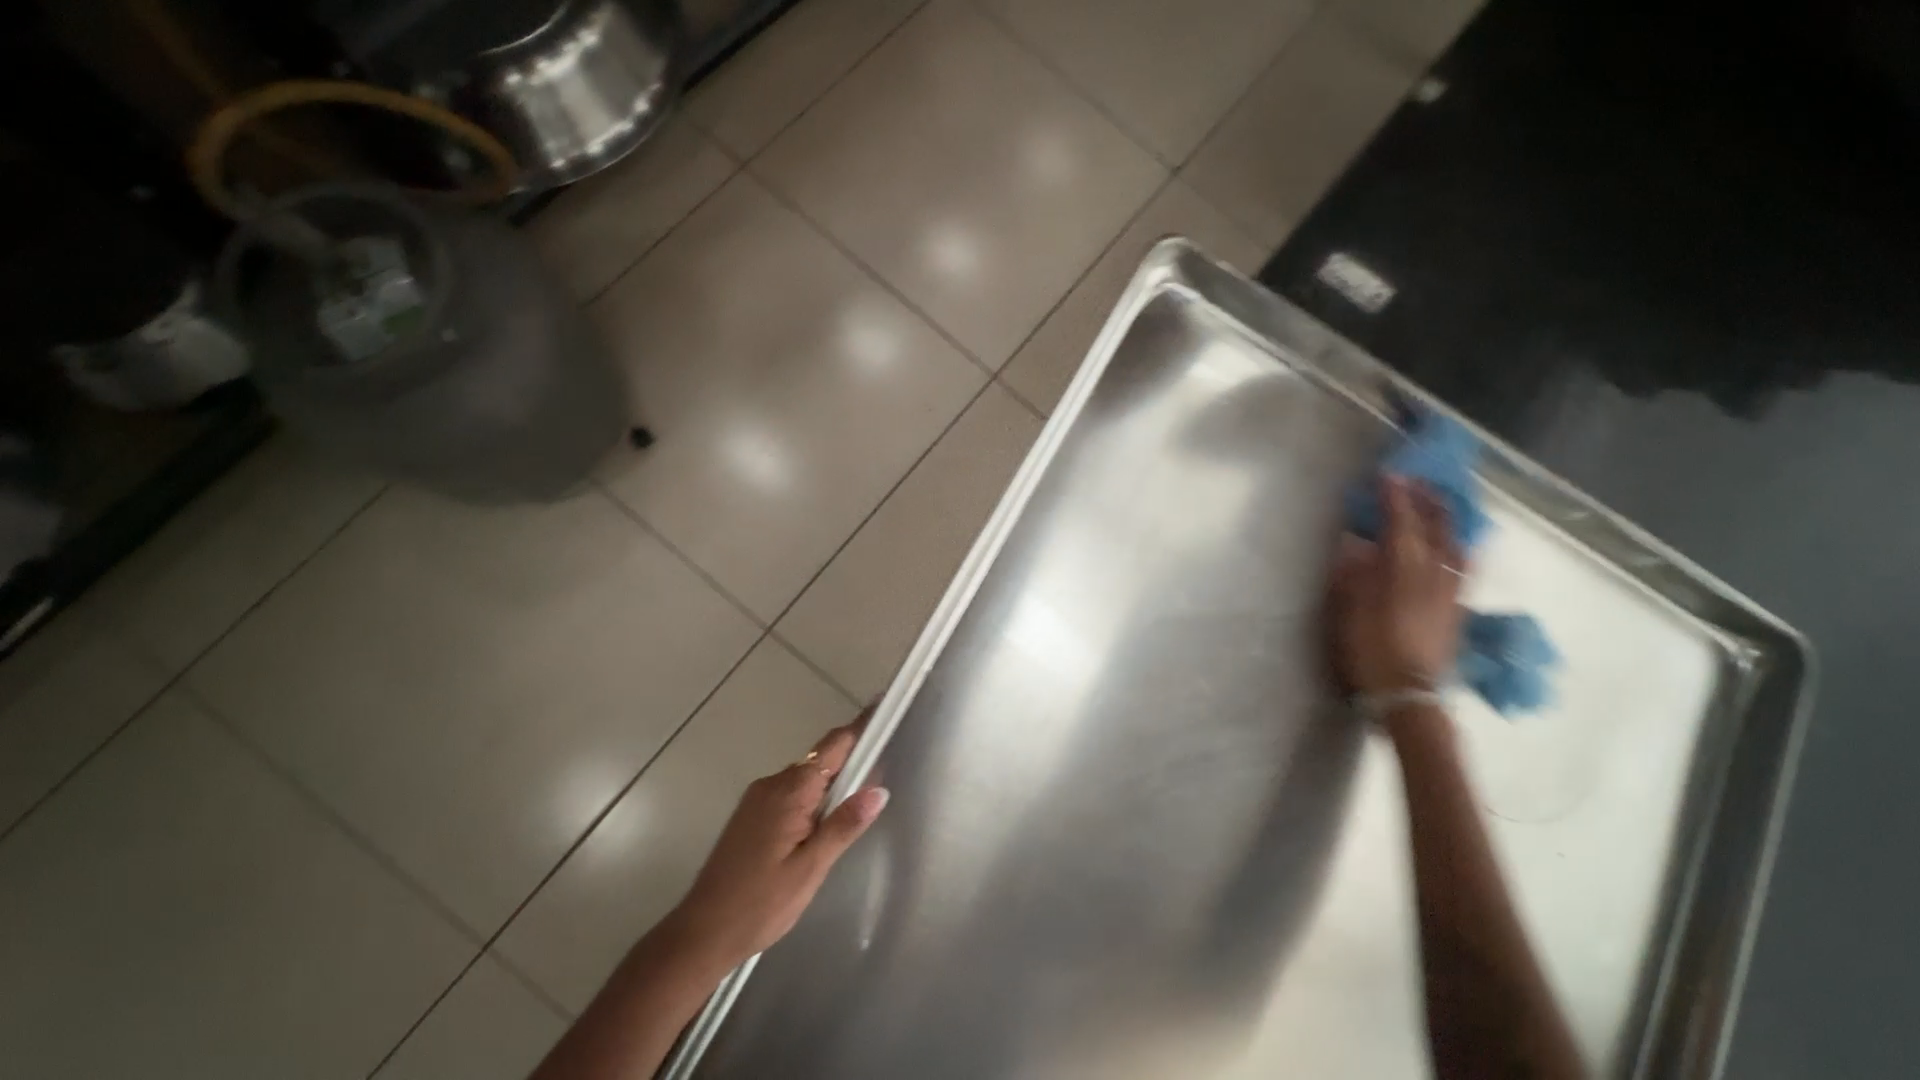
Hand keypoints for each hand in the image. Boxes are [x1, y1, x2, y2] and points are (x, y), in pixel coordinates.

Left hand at [659, 720, 889, 971]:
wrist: (703, 932)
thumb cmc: (761, 903)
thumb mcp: (811, 868)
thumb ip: (844, 826)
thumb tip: (879, 790)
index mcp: (789, 792)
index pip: (833, 746)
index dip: (861, 727)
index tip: (884, 707)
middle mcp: (771, 785)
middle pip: (821, 760)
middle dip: (853, 760)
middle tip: (885, 774)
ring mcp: (758, 799)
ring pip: (806, 778)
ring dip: (833, 784)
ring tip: (859, 806)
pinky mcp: (751, 816)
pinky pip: (791, 793)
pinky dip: (814, 798)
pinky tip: (825, 824)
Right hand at [1328, 475, 1466, 695]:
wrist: (1409, 693)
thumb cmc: (1370, 649)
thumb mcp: (1348, 609)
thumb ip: (1352, 571)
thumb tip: (1354, 542)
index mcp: (1404, 568)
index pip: (1402, 520)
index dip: (1395, 495)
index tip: (1387, 474)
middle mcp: (1434, 571)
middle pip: (1437, 525)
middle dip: (1427, 499)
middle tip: (1415, 482)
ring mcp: (1451, 589)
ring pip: (1456, 542)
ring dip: (1448, 518)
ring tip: (1439, 506)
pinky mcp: (1458, 606)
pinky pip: (1464, 564)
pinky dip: (1458, 544)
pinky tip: (1455, 545)